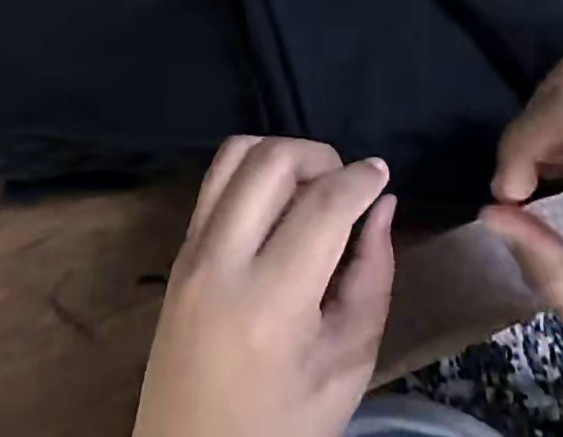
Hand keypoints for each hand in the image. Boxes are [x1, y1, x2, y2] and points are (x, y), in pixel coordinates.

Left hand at [134, 137, 396, 436]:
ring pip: (238, 154)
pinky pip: (217, 178)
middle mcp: (220, 262)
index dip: (361, 178)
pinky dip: (254, 168)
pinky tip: (279, 201)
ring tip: (311, 188)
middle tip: (346, 187)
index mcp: (269, 304)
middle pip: (273, 161)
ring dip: (284, 154)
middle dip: (321, 157)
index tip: (381, 173)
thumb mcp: (347, 365)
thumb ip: (373, 277)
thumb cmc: (281, 425)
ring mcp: (191, 251)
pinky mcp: (179, 250)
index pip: (322, 205)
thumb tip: (383, 205)